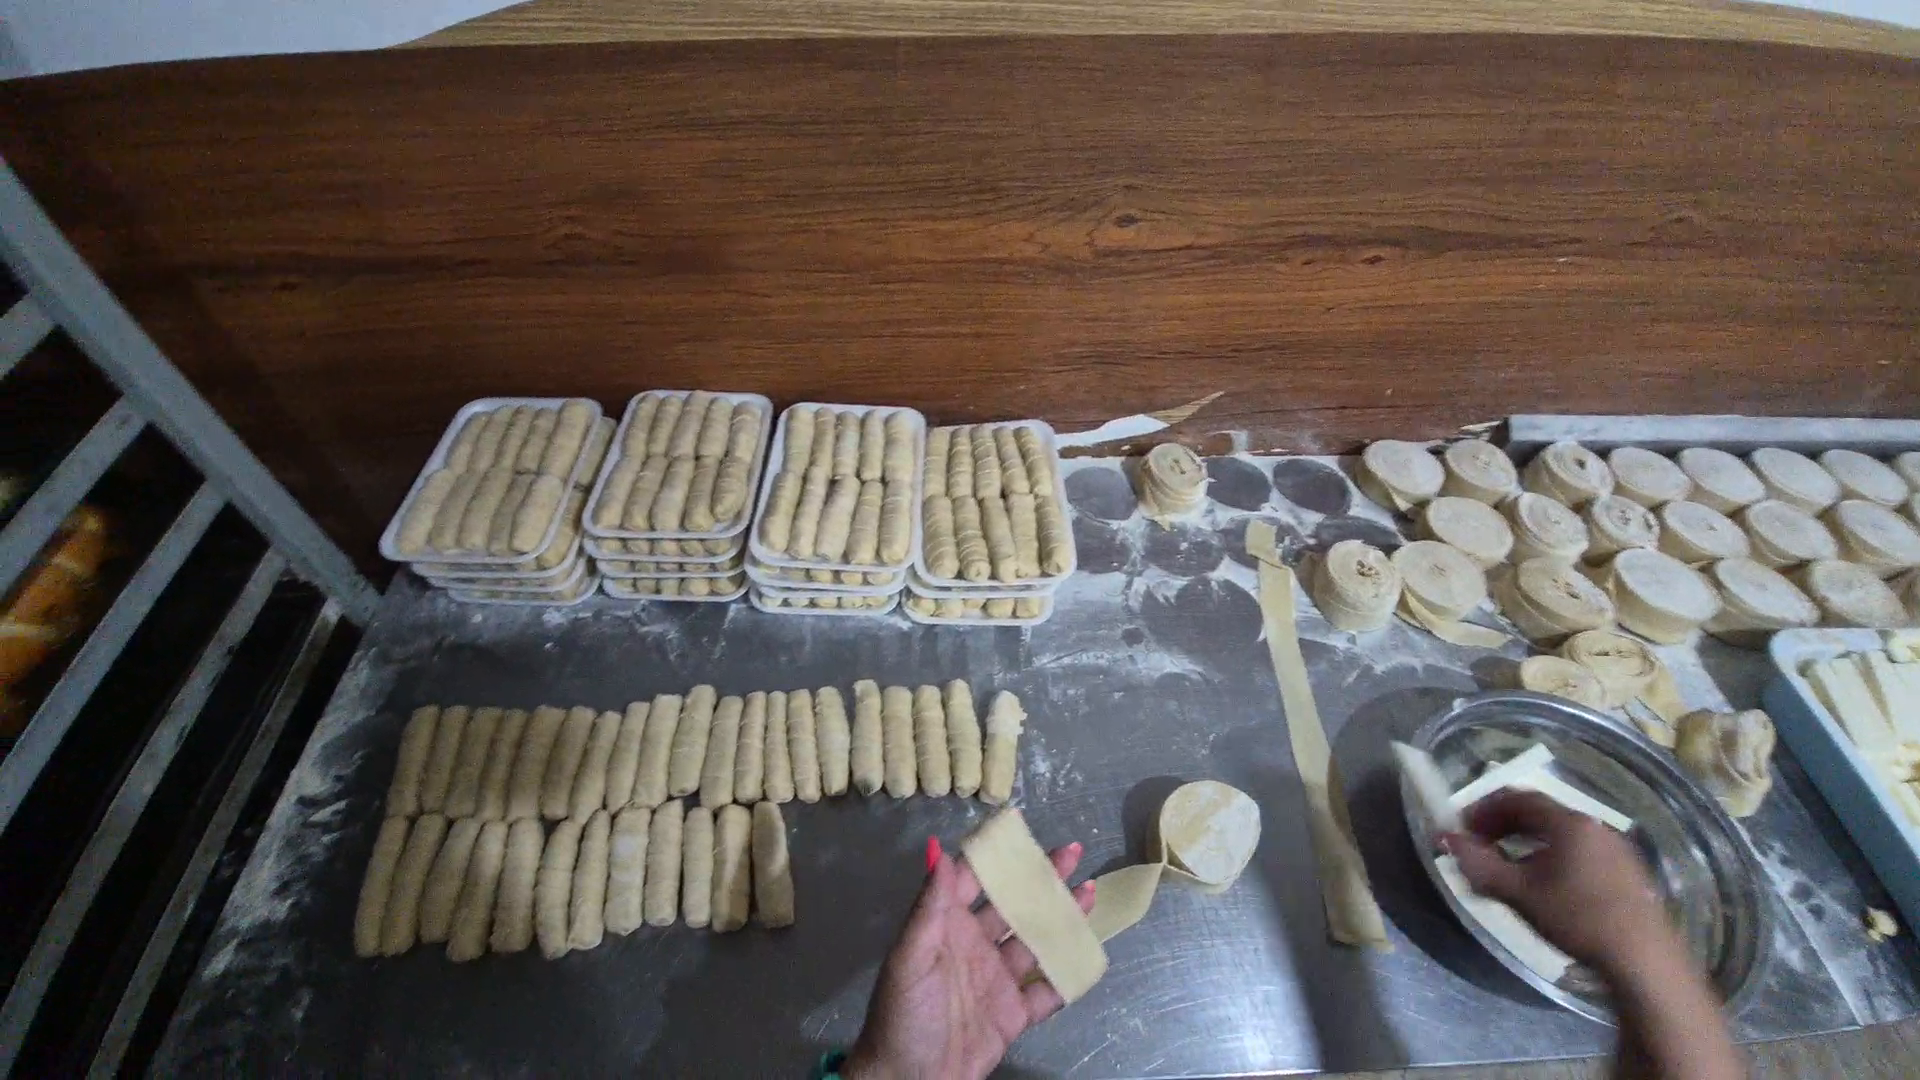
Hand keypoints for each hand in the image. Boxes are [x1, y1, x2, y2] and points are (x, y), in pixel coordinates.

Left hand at [843, 841, 1095, 1079]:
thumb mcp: (909, 956)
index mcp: (947, 925)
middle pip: (1014, 903)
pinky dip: (1068, 973)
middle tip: (1073, 852)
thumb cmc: (903, 1014)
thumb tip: (939, 851)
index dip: (996, 854)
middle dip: (1042, 878)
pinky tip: (1090, 952)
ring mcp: (996, 978)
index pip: (974, 878)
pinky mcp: (1012, 1014)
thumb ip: (929, 906)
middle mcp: (975, 944)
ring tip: (1090, 892)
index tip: (1021, 827)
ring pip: (1035, 939)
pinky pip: (1046, 990)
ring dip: (1062, 916)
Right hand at [1443, 790, 1674, 973]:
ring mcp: (1617, 850)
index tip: (1463, 828)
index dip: (1483, 808)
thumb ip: (1477, 862)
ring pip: (1560, 832)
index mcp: (1569, 824)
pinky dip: (1552, 854)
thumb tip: (1443, 837)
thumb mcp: (1517, 892)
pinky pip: (1580, 850)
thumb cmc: (1577, 919)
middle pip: (1539, 812)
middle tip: (1480, 844)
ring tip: (1509, 866)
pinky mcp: (1629, 873)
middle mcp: (1595, 827)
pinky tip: (1546, 883)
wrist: (1646, 965)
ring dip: (1526, 840)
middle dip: (1503, 823)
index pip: (1517, 797)